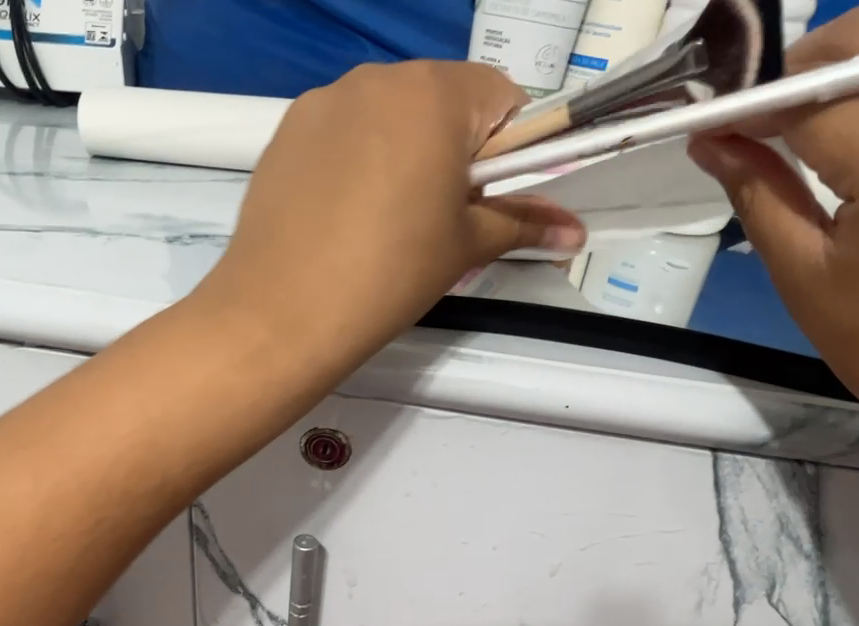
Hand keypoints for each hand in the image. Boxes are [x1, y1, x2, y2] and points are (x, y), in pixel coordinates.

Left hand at [193, 61, 586, 371]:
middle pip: (442, 100)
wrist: (281, 313)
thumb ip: (524, 224)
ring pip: (388, 115)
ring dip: (403, 153)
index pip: (502, 97)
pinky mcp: (286, 131)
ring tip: (384, 223)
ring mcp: (324, 101)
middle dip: (453, 150)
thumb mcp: (465, 246)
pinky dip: (355, 161)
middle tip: (437, 218)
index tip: (487, 199)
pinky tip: (342, 217)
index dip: (506, 149)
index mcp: (435, 93)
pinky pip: (342, 132)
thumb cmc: (389, 276)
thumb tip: (577, 233)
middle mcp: (378, 78)